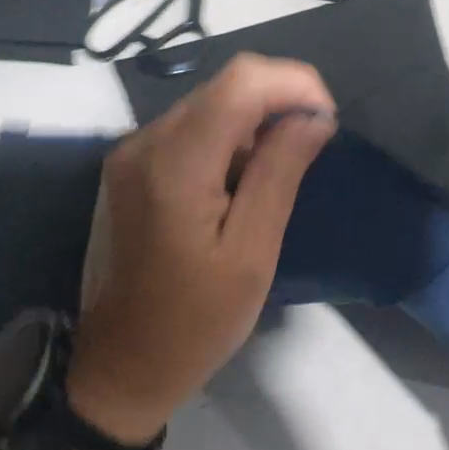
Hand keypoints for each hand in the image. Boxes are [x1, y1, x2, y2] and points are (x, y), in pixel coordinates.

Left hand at [66, 54, 336, 443]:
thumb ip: (280, 173)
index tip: (327, 120)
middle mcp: (144, 143)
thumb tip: (315, 116)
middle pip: (222, 87)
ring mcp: (129, 154)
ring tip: (278, 172)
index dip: (294, 84)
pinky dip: (224, 140)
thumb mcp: (252, 254)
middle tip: (312, 147)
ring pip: (206, 104)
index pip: (241, 82)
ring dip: (252, 122)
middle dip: (277, 101)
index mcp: (175, 164)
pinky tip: (240, 183)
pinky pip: (187, 131)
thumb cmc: (195, 322)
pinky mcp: (127, 170)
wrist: (120, 367)